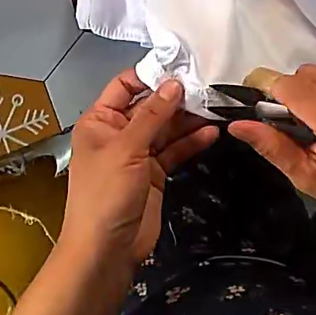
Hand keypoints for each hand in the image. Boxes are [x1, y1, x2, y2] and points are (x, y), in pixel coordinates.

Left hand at [63, 72, 219, 265]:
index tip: (181, 66)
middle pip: (149, 106)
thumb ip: (152, 115)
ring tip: (217, 106)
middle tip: (209, 86)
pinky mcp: (154, 173)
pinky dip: (191, 142)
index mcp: (99, 121)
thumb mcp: (127, 149)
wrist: (106, 248)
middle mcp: (117, 133)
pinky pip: (174, 151)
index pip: (124, 86)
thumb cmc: (105, 194)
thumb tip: (174, 83)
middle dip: (176, 97)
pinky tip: (211, 131)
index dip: (150, 76)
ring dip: (188, 119)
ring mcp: (136, 154)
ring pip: (165, 128)